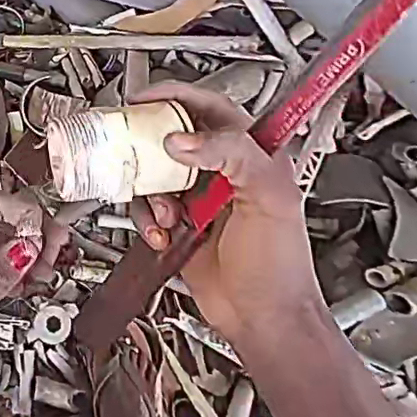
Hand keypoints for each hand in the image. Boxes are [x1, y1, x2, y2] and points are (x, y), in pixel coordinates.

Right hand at [127, 81, 323, 344]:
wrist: (261, 318)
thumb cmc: (281, 266)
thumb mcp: (269, 198)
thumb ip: (232, 156)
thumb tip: (181, 139)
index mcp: (252, 156)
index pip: (211, 110)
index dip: (176, 98)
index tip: (146, 100)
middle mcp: (220, 172)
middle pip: (170, 141)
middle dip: (150, 152)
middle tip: (136, 155)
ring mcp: (195, 198)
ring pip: (151, 175)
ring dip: (148, 194)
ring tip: (165, 214)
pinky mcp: (175, 223)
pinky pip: (144, 208)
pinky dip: (144, 220)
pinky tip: (162, 234)